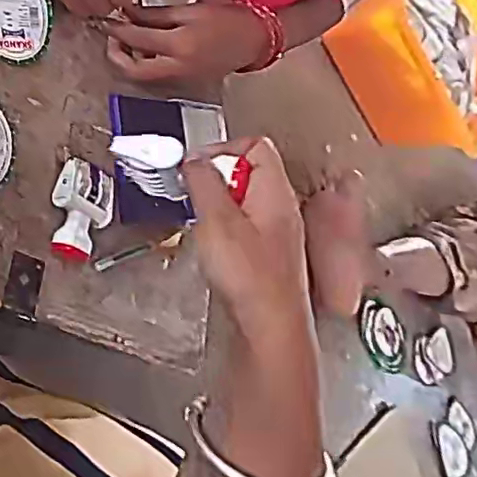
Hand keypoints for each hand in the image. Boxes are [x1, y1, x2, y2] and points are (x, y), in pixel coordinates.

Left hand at [101, 2, 269, 82]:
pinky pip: (153, 80)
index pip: (137, 40)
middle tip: (113, 37)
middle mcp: (178, 68)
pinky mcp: (183, 86)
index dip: (117, 30)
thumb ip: (154, 16)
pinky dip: (142, 68)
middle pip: (132, 70)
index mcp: (180, 45)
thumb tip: (126, 14)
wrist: (252, 41)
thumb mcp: (188, 11)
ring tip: (127, 43)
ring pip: (140, 78)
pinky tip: (144, 53)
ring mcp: (180, 81)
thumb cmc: (225, 21)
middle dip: (116, 54)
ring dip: (127, 62)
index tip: (107, 21)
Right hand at [184, 137, 311, 347]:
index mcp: (275, 193)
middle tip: (197, 194)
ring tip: (203, 219)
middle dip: (216, 177)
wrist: (269, 329)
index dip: (223, 149)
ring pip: (244, 198)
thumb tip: (194, 160)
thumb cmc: (249, 278)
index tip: (198, 166)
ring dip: (218, 202)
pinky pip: (243, 223)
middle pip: (249, 170)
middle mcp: (282, 209)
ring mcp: (277, 232)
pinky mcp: (267, 254)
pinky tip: (213, 244)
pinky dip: (223, 225)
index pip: (256, 146)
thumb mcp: (216, 218)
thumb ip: (203, 181)